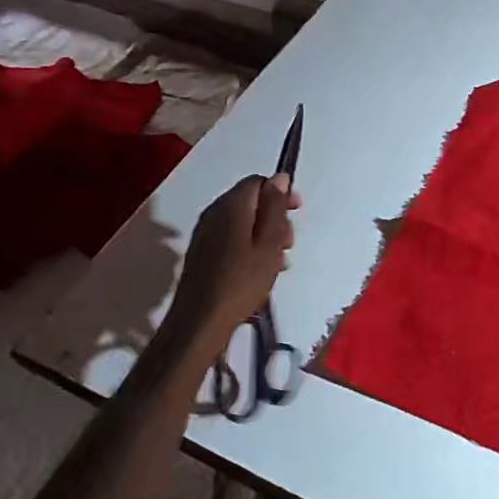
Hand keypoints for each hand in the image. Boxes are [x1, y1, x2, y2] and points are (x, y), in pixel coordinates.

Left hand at [169, 174, 299, 337]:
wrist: (201, 320)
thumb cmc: (241, 281)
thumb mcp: (268, 243)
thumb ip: (274, 207)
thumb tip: (279, 178)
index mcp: (230, 206)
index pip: (257, 182)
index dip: (280, 192)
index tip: (297, 211)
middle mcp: (214, 213)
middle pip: (250, 202)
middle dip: (274, 218)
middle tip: (288, 243)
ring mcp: (205, 233)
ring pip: (242, 223)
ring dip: (264, 236)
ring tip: (277, 263)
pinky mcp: (202, 253)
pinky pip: (232, 239)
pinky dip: (250, 248)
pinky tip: (260, 272)